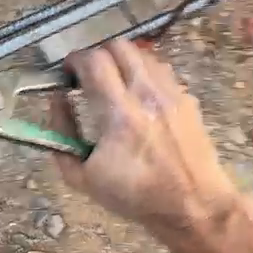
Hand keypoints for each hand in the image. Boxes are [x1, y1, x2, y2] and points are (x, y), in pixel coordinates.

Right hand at [57, 40, 239, 236]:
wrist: (195, 207)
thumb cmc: (135, 196)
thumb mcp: (81, 178)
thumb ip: (60, 135)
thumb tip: (56, 100)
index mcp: (119, 115)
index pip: (93, 61)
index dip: (74, 60)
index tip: (66, 73)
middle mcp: (147, 96)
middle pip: (119, 46)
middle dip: (97, 54)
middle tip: (87, 74)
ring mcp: (171, 94)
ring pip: (142, 54)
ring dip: (121, 61)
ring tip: (113, 82)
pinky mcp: (187, 99)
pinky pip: (161, 70)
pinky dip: (143, 73)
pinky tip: (138, 94)